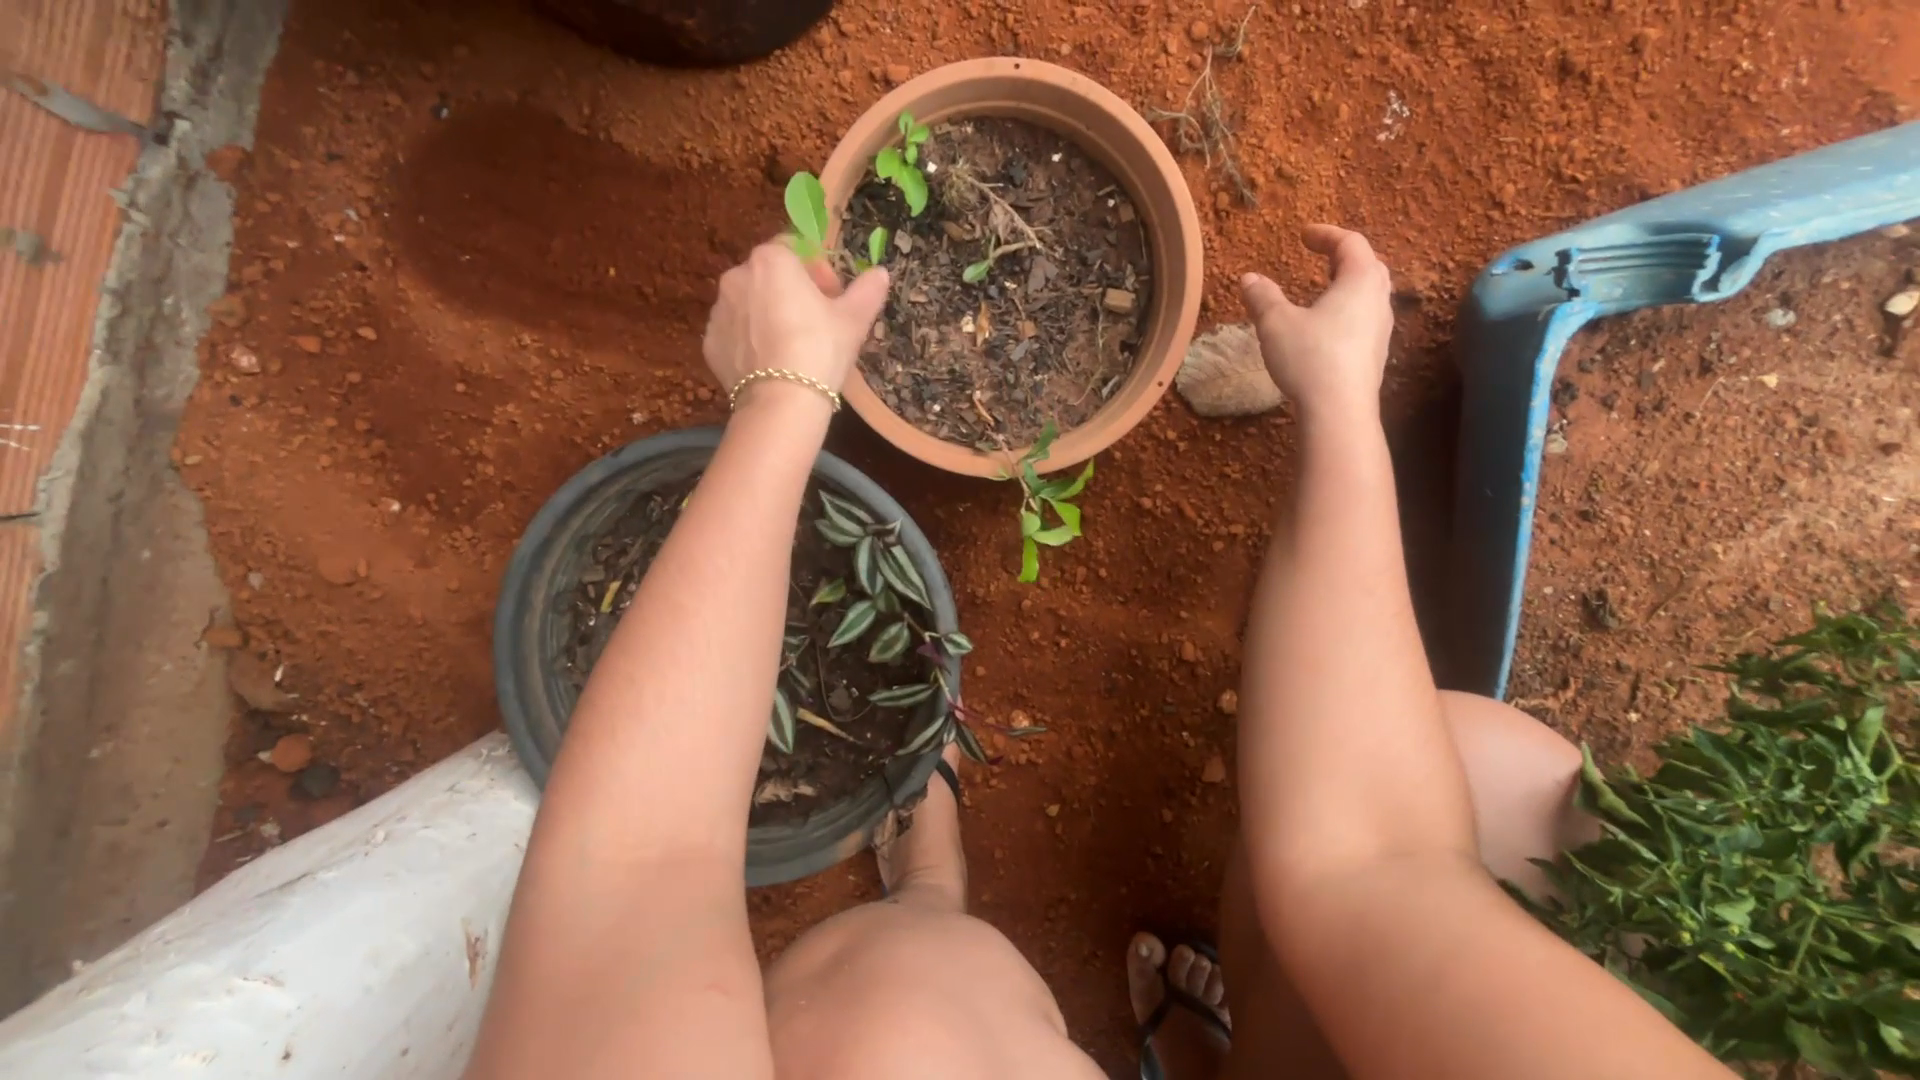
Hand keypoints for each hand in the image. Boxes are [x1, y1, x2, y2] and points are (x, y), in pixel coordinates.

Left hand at [702, 240, 889, 406]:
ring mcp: (719, 311)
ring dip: (768, 316)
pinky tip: (771, 365)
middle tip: (815, 324)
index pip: (794, 249)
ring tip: (792, 348)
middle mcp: (737, 277)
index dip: (817, 272)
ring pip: (749, 305)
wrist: (781, 400)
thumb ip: (867, 290)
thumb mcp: (853, 319)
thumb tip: (881, 273)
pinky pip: (735, 334)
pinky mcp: (710, 344)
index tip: (832, 298)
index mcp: (771, 261)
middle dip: (790, 293)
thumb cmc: (820, 348)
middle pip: (768, 276)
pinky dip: (750, 342)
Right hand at [1239, 225, 1393, 423]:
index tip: (1304, 235)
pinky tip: (1327, 328)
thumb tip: (1248, 278)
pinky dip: (1347, 312)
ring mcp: (1381, 329)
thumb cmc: (1310, 357)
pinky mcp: (1375, 355)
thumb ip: (1263, 297)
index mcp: (1359, 281)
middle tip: (1321, 257)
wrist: (1339, 410)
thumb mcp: (1276, 323)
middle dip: (1344, 257)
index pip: (1350, 243)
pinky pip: (1365, 321)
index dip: (1326, 234)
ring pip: (1370, 295)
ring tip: (1324, 291)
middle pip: (1368, 266)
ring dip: (1347, 286)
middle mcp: (1378, 300)